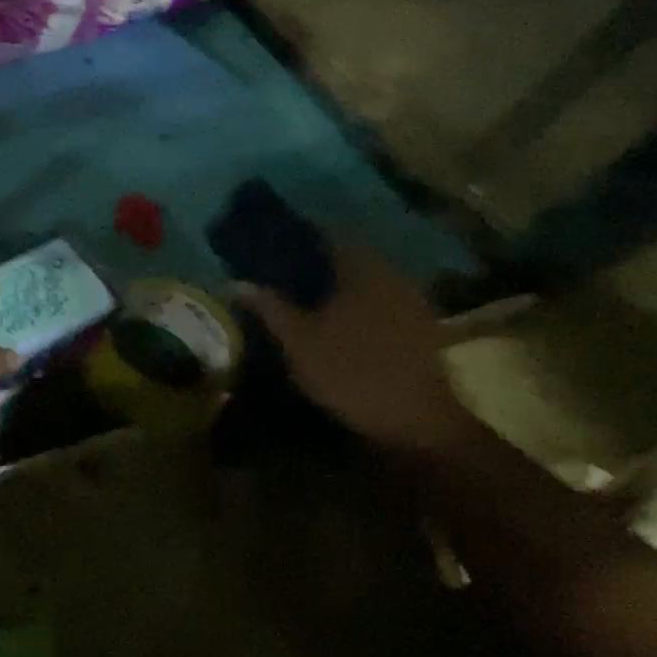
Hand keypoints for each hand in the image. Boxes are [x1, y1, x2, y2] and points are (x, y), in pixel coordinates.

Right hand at [238, 244, 481, 451]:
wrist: (416, 422)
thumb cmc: (349, 372)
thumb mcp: (297, 340)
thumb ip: (269, 306)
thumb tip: (236, 282)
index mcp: (363, 271)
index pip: (331, 234)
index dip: (300, 235)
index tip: (272, 241)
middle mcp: (393, 277)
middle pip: (351, 256)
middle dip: (316, 260)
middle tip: (281, 270)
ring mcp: (412, 302)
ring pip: (366, 280)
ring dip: (337, 283)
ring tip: (302, 295)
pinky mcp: (420, 327)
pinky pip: (380, 301)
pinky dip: (355, 303)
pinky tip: (334, 319)